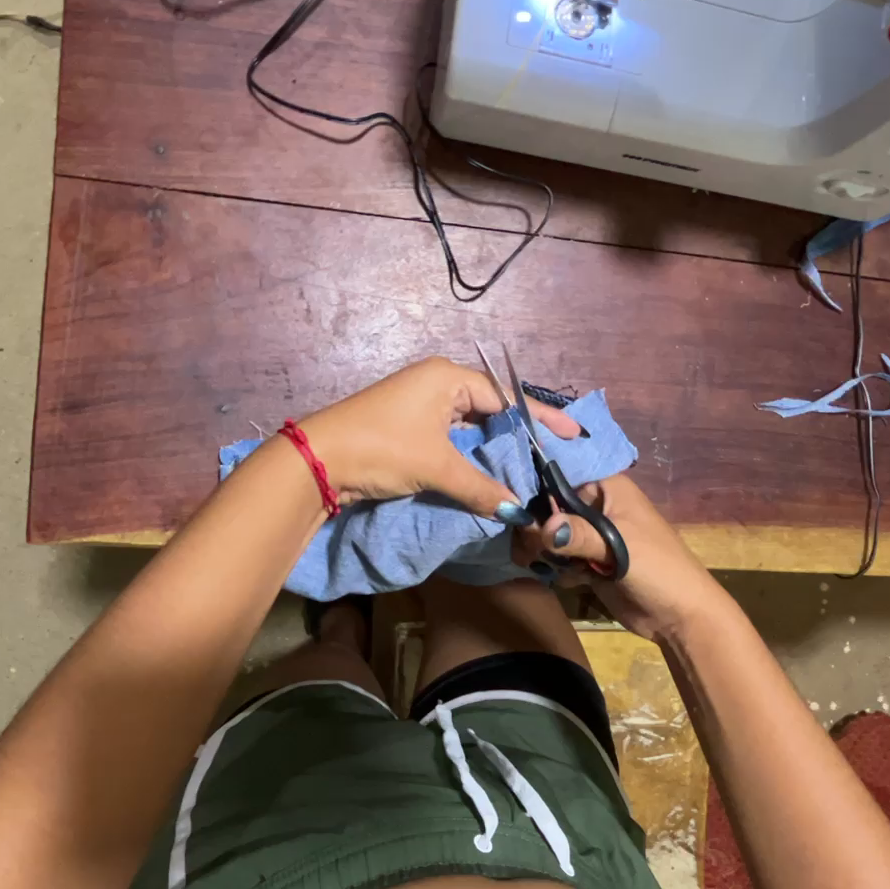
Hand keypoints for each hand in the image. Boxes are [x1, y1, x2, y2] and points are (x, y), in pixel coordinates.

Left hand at [298, 358, 579, 521]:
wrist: (318, 461)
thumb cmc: (383, 448)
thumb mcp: (436, 468)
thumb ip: (481, 488)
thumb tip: (519, 511)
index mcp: (446, 377)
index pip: (505, 397)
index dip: (539, 418)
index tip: (572, 434)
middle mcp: (435, 384)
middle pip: (489, 410)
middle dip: (518, 436)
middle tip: (552, 457)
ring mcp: (419, 405)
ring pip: (469, 427)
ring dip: (492, 450)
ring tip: (527, 470)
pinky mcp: (406, 428)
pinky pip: (450, 440)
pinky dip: (469, 457)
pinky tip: (488, 475)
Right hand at [511, 473, 732, 641]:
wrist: (680, 615)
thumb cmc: (657, 567)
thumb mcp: (618, 546)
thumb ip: (577, 535)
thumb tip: (541, 527)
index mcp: (607, 488)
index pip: (561, 476)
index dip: (536, 489)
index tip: (513, 508)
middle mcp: (596, 505)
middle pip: (550, 507)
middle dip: (536, 528)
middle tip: (526, 548)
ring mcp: (591, 535)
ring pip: (551, 534)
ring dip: (541, 550)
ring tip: (535, 563)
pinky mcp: (588, 561)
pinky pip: (559, 557)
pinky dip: (554, 566)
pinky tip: (558, 577)